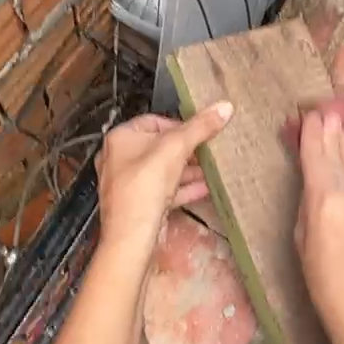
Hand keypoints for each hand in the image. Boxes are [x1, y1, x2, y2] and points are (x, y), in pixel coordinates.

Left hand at [94, 104, 232, 245]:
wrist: (131, 237)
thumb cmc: (144, 186)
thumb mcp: (177, 148)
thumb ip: (201, 127)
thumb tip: (225, 107)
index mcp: (120, 138)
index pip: (153, 121)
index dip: (179, 124)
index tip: (200, 131)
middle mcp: (119, 159)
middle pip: (159, 147)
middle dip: (187, 150)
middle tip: (209, 150)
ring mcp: (127, 184)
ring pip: (163, 171)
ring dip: (188, 170)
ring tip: (212, 169)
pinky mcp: (138, 205)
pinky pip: (163, 191)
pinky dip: (183, 189)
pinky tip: (205, 188)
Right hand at [297, 107, 343, 343]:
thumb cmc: (323, 280)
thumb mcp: (302, 236)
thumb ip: (309, 199)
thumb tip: (314, 172)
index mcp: (325, 199)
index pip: (317, 152)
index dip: (312, 130)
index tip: (311, 114)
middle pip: (342, 152)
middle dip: (334, 132)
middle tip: (329, 113)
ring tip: (342, 142)